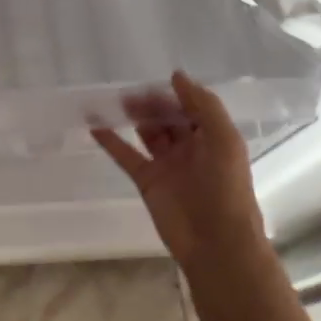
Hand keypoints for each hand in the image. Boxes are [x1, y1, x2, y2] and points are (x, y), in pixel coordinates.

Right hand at [92, 70, 266, 268]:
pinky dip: (110, 141)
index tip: (153, 83)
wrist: (217, 244)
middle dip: (149, 104)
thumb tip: (177, 76)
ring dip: (132, 116)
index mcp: (211, 138)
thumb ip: (204, 105)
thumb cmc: (226, 188)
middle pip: (166, 118)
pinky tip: (95, 125)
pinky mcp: (147, 181)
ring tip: (113, 102)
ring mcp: (166, 165)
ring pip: (146, 133)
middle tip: (129, 95)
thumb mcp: (224, 139)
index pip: (190, 107)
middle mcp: (189, 148)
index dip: (174, 95)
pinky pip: (126, 155)